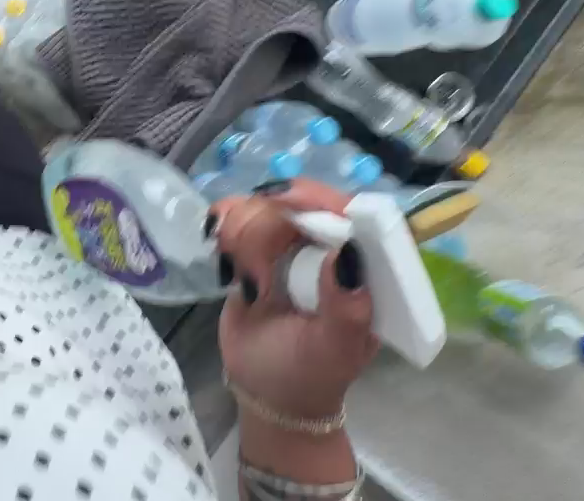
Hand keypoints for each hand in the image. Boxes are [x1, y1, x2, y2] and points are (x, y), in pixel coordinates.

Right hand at [210, 182, 375, 419]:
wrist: (263, 387)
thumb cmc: (308, 373)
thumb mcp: (334, 351)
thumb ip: (347, 309)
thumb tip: (348, 252)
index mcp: (362, 266)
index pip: (350, 210)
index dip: (316, 197)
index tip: (281, 201)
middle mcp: (327, 244)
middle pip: (293, 201)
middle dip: (263, 231)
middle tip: (256, 279)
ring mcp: (289, 239)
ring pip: (258, 204)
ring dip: (241, 237)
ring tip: (246, 280)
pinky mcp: (253, 240)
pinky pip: (234, 208)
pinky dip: (223, 222)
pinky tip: (221, 248)